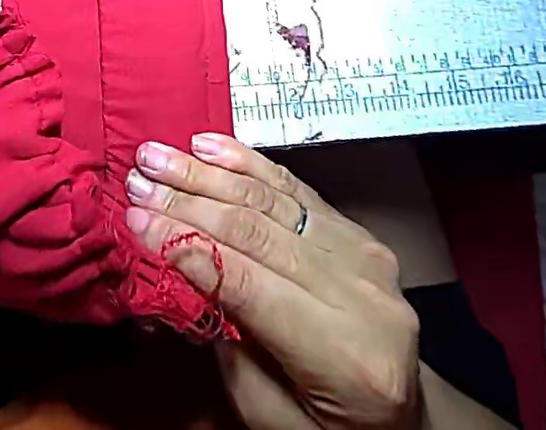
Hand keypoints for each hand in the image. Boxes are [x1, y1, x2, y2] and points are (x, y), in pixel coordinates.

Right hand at [125, 135, 420, 428]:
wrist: (411, 419)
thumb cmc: (330, 424)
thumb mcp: (270, 413)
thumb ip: (228, 340)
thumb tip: (182, 262)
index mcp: (344, 357)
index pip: (244, 282)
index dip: (184, 245)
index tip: (134, 220)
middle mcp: (362, 297)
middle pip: (252, 231)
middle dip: (183, 202)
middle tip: (136, 182)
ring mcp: (362, 256)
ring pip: (266, 198)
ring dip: (201, 173)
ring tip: (154, 156)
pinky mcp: (355, 231)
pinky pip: (291, 185)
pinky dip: (244, 161)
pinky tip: (205, 144)